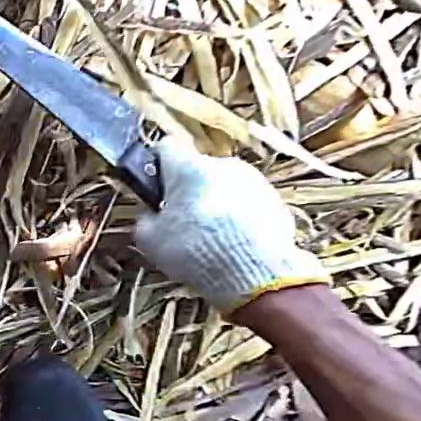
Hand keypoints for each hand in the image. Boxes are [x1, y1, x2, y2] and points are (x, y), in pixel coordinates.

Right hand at [133, 140, 329, 312]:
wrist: (254, 273)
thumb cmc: (193, 250)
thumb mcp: (149, 238)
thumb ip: (145, 216)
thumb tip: (152, 210)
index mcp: (188, 168)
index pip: (164, 147)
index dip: (154, 166)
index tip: (151, 188)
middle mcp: (223, 165)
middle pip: (195, 170)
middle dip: (185, 191)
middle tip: (177, 223)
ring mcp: (253, 180)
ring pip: (221, 186)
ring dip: (210, 203)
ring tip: (207, 237)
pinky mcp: (275, 199)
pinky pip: (244, 202)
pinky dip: (234, 216)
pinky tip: (230, 243)